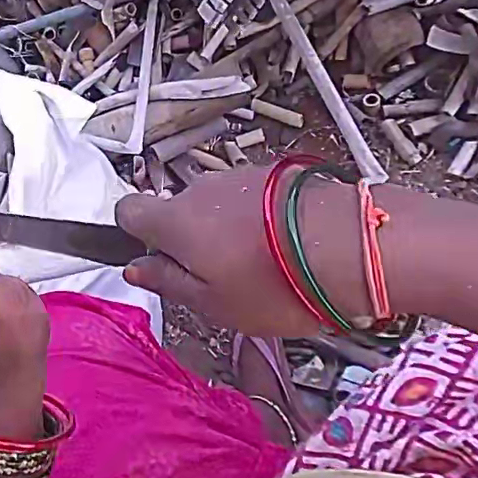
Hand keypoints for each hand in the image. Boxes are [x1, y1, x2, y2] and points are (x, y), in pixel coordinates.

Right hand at [115, 163, 367, 335]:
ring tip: (262, 267)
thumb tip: (135, 268)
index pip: (127, 209)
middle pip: (176, 209)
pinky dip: (255, 219)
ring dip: (224, 230)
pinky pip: (247, 197)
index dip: (134, 234)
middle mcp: (200, 189)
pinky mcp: (272, 173)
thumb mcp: (213, 303)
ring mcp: (237, 176)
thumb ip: (168, 282)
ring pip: (213, 204)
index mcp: (174, 220)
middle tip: (219, 279)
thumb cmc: (274, 285)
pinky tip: (284, 247)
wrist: (350, 244)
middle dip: (188, 240)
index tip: (159, 259)